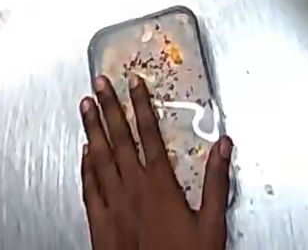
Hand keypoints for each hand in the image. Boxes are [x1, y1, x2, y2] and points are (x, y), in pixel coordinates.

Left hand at [81, 75, 232, 249]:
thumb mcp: (212, 227)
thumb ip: (217, 183)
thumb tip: (224, 144)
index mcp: (161, 185)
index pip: (149, 134)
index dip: (140, 105)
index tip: (133, 82)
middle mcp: (134, 188)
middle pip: (120, 138)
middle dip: (109, 106)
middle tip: (99, 81)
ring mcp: (114, 205)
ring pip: (100, 156)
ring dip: (92, 127)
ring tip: (85, 104)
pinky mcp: (100, 224)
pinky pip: (90, 187)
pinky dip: (86, 166)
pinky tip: (83, 151)